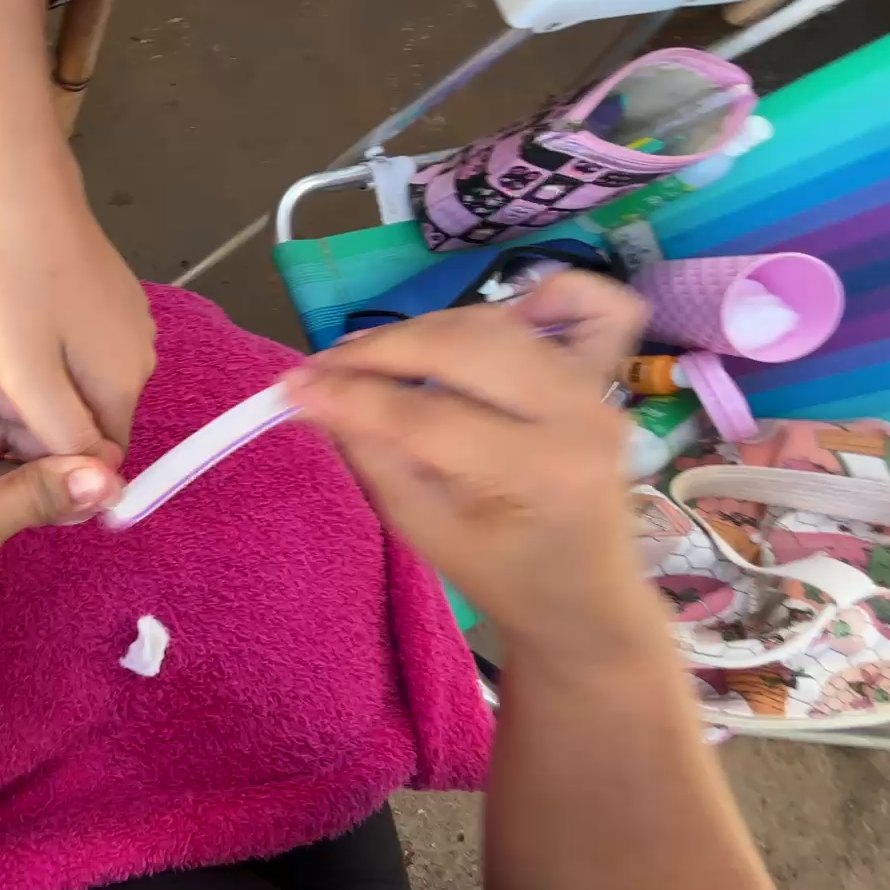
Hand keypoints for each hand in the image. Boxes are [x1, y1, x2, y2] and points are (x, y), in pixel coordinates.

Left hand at [0, 166, 156, 458]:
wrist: (26, 199)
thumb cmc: (19, 290)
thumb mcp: (29, 378)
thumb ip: (66, 436)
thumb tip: (102, 479)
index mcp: (125, 383)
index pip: (103, 453)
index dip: (61, 460)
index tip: (18, 440)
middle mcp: (142, 358)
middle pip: (97, 418)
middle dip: (53, 421)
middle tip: (7, 394)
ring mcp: (133, 323)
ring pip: (89, 384)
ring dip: (52, 386)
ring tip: (13, 358)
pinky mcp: (115, 299)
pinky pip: (88, 351)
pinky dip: (58, 354)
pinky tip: (29, 328)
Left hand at [0, 364, 123, 655]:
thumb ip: (38, 494)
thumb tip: (110, 475)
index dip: (43, 404)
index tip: (96, 432)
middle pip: (3, 420)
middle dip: (53, 445)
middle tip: (109, 470)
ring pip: (6, 457)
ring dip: (49, 474)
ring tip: (100, 494)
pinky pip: (1, 489)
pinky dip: (33, 498)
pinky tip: (73, 510)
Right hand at [283, 272, 663, 659]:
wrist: (579, 592)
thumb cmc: (491, 568)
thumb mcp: (412, 521)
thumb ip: (364, 450)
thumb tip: (309, 397)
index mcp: (530, 472)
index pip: (420, 414)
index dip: (345, 395)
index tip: (287, 388)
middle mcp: (574, 417)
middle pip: (458, 349)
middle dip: (374, 351)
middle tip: (320, 369)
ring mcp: (596, 389)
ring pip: (491, 324)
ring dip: (417, 330)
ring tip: (366, 355)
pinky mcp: (602, 377)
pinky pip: (592, 310)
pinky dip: (545, 297)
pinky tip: (497, 312)